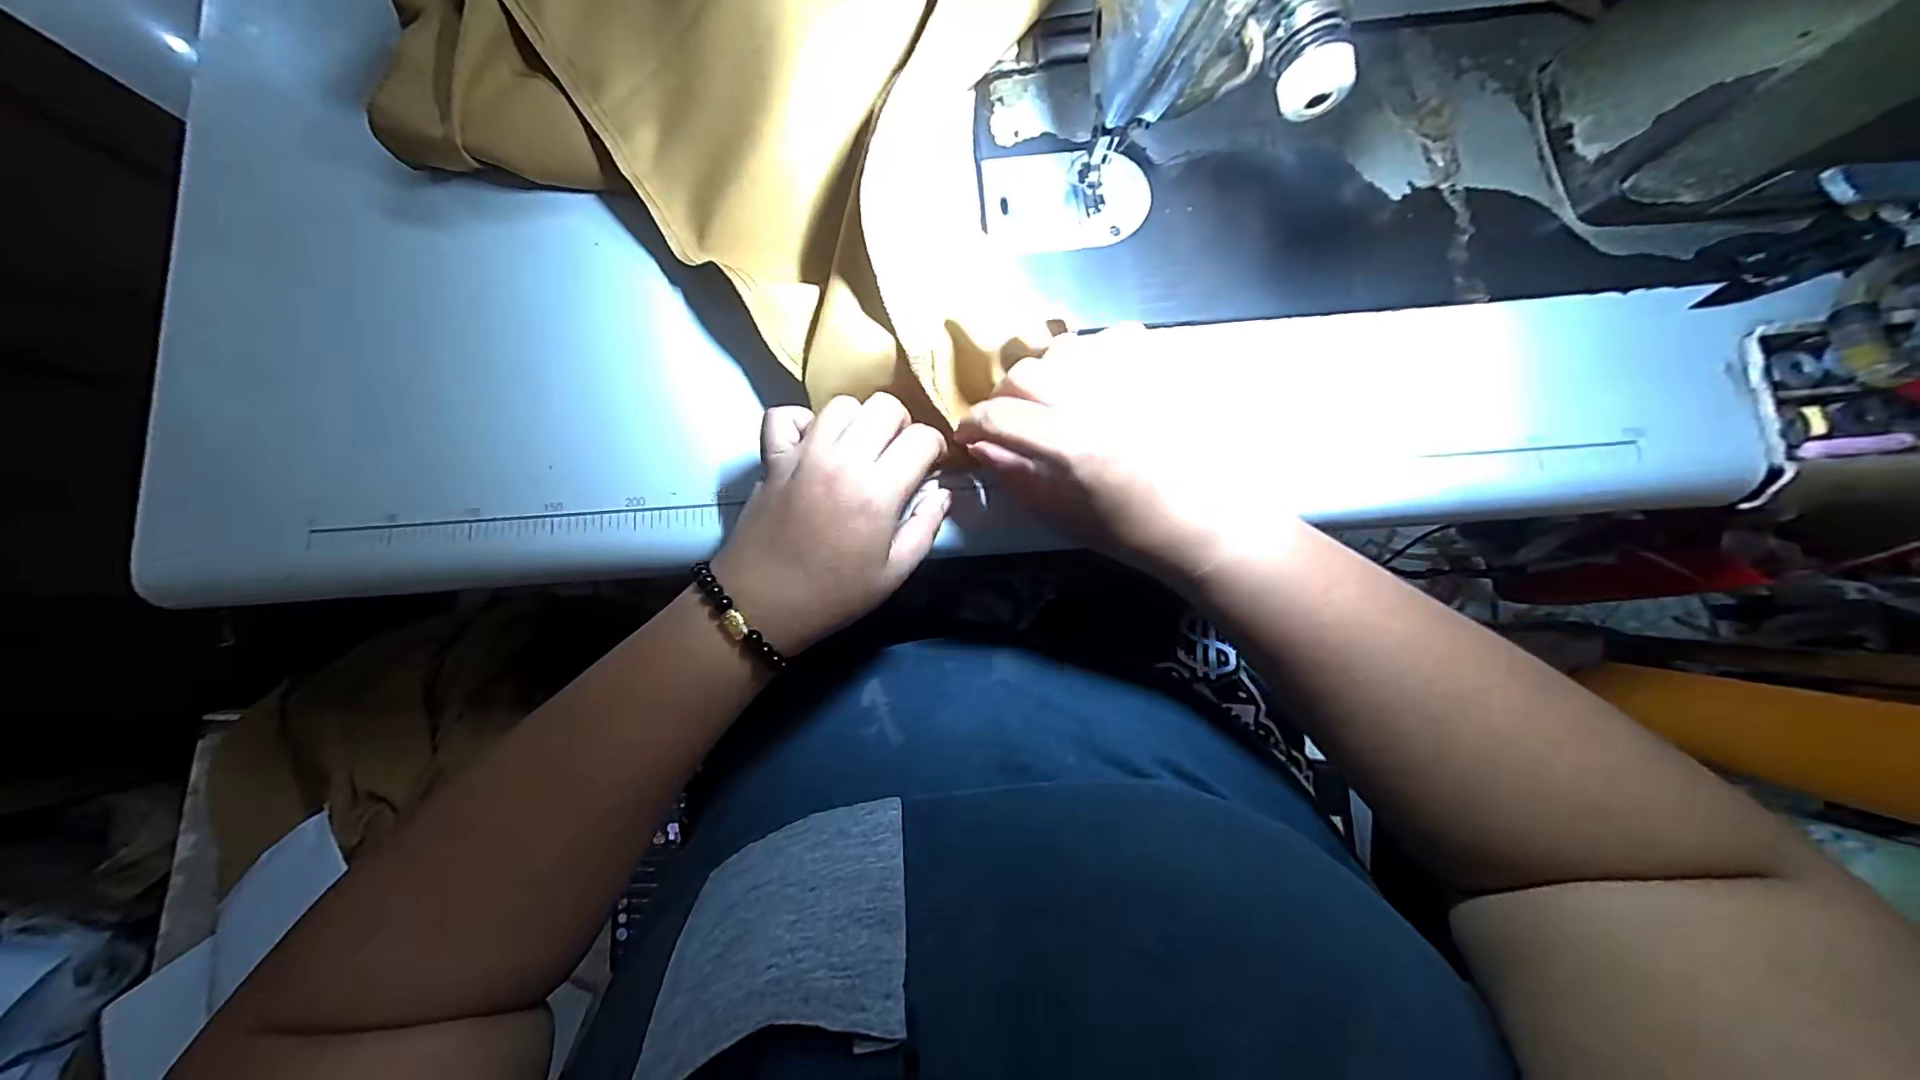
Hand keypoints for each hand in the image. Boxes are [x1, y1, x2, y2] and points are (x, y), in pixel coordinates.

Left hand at [710, 393, 950, 653]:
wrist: (762, 604)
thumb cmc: (833, 594)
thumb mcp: (894, 573)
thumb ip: (924, 528)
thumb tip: (940, 493)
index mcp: (877, 491)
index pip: (921, 438)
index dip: (934, 448)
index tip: (929, 467)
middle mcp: (842, 461)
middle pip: (884, 406)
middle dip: (901, 425)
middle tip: (896, 455)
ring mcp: (802, 455)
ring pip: (841, 404)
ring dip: (859, 421)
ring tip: (858, 449)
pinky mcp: (771, 457)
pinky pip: (785, 415)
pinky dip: (802, 422)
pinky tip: (813, 445)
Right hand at [955, 326, 1305, 584]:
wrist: (1200, 523)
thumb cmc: (1129, 529)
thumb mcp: (1061, 514)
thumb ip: (1016, 475)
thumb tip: (979, 447)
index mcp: (1070, 445)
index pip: (998, 416)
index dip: (972, 425)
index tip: (968, 437)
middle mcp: (1095, 402)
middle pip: (1024, 374)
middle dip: (1003, 397)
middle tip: (1008, 421)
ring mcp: (1130, 381)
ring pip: (1063, 349)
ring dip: (1045, 372)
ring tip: (1051, 398)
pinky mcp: (1157, 371)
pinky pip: (1113, 336)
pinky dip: (1094, 351)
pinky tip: (1095, 378)